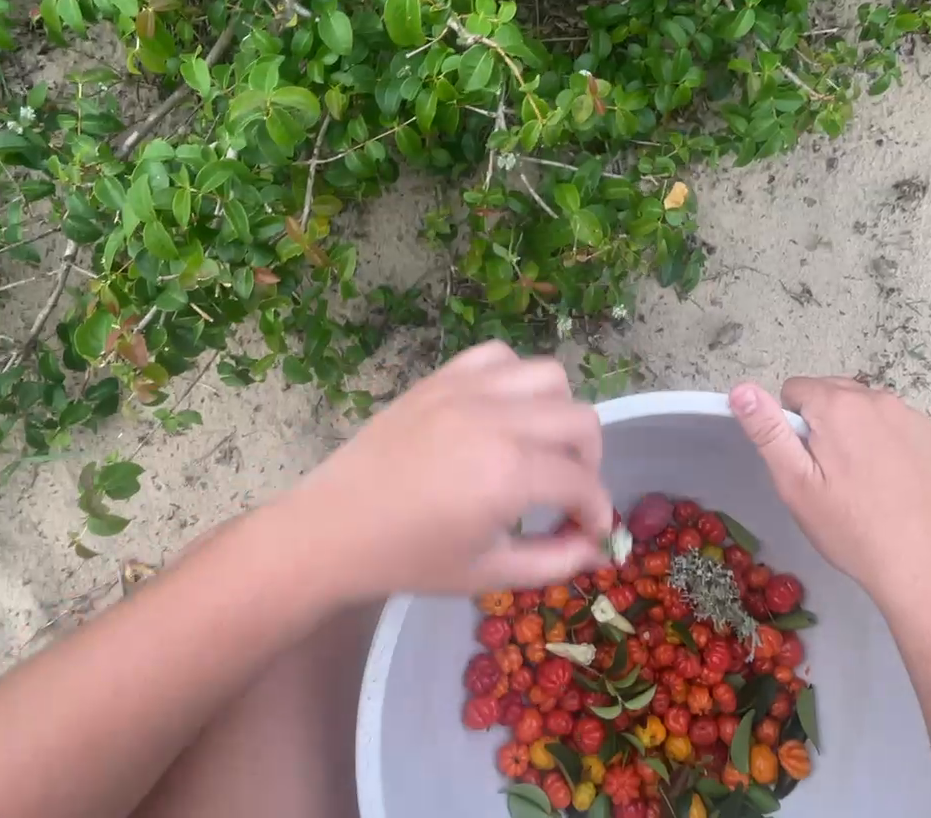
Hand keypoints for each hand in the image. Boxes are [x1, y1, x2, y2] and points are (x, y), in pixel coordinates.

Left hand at [278, 341, 613, 597]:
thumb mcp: (488, 574)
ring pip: (549, 377)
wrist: (332, 529)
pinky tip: (504, 412)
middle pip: (580, 420)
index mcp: (508, 475)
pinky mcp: (441, 377)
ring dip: (559, 413)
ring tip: (540, 445)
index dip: (598, 510)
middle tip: (571, 491)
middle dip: (590, 461)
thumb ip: (554, 561)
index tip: (592, 530)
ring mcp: (466, 390)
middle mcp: (495, 420)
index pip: (582, 482)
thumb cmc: (409, 559)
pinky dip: (515, 380)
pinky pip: (499, 356)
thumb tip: (596, 547)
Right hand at [729, 377, 930, 610]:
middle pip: (832, 394)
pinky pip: (898, 427)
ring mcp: (914, 418)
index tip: (804, 464)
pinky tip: (893, 486)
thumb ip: (768, 430)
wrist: (927, 570)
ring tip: (862, 484)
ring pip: (866, 410)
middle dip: (823, 424)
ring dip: (855, 432)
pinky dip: (888, 445)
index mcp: (838, 406)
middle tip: (829, 477)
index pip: (794, 389)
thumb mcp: (796, 484)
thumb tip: (741, 388)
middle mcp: (878, 399)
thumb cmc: (851, 529)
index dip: (790, 425)